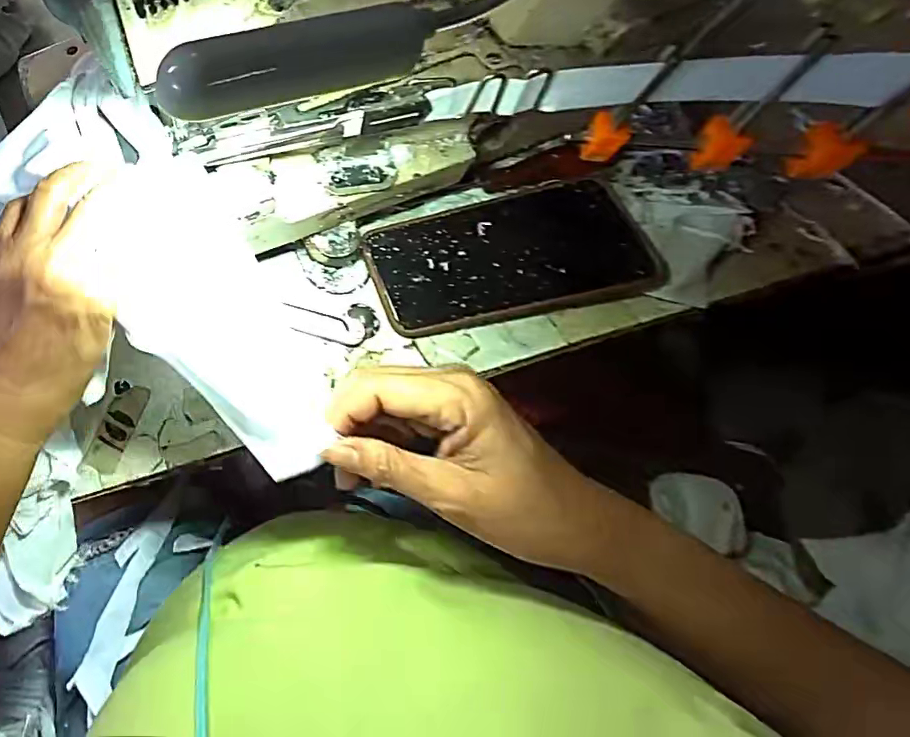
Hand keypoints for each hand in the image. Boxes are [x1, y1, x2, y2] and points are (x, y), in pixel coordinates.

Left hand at [0, 162, 119, 450]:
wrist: (5, 391)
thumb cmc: (59, 371)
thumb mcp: (102, 328)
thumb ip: (112, 281)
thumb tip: (120, 245)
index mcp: (79, 280)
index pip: (111, 224)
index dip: (128, 203)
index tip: (139, 191)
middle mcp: (44, 255)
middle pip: (74, 193)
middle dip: (97, 173)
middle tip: (112, 169)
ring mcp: (14, 251)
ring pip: (40, 192)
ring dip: (64, 177)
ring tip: (82, 174)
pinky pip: (13, 210)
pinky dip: (33, 199)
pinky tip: (46, 203)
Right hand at [321, 364, 640, 574]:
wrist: (584, 528)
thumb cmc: (529, 514)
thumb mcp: (453, 495)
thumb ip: (388, 467)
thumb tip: (331, 451)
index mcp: (455, 393)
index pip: (374, 386)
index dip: (341, 415)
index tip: (325, 453)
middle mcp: (447, 380)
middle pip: (370, 382)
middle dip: (344, 420)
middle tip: (336, 465)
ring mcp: (445, 392)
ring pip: (377, 395)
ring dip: (357, 430)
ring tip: (352, 472)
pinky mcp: (444, 408)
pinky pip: (394, 411)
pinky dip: (375, 435)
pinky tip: (371, 464)